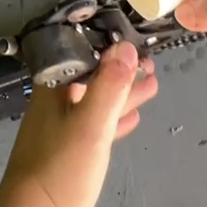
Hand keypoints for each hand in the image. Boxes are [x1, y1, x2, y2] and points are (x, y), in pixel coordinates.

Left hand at [0, 41, 157, 206]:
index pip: (84, 52)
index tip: (137, 40)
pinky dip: (115, 118)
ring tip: (150, 85)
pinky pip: (96, 124)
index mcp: (54, 84)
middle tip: (151, 63)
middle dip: (122, 69)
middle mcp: (56, 99)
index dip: (111, 45)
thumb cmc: (60, 166)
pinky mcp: (67, 149)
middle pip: (93, 75)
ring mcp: (61, 124)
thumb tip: (126, 47)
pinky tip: (132, 119)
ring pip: (97, 100)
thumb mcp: (90, 124)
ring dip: (123, 92)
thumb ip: (108, 86)